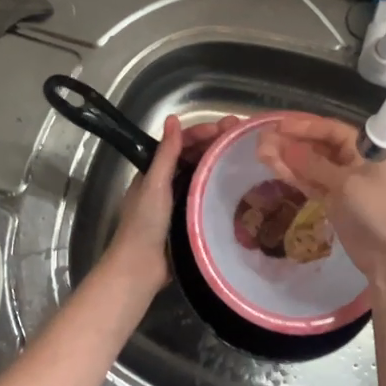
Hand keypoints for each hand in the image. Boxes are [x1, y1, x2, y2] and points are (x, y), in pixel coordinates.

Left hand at [107, 114, 244, 288]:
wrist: (140, 268)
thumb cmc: (145, 223)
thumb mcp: (155, 184)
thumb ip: (166, 153)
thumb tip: (172, 118)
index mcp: (155, 171)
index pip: (181, 143)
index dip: (202, 132)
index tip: (227, 127)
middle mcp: (166, 183)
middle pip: (193, 156)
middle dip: (215, 144)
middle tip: (242, 137)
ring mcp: (178, 201)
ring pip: (202, 175)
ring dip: (219, 163)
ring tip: (245, 156)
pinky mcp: (189, 219)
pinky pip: (206, 196)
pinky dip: (219, 187)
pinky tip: (238, 186)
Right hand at [255, 116, 385, 282]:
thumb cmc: (378, 210)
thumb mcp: (347, 183)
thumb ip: (315, 165)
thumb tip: (286, 147)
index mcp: (365, 150)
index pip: (331, 130)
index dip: (305, 126)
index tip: (280, 126)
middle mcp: (353, 163)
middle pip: (319, 147)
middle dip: (292, 143)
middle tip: (263, 141)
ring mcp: (343, 184)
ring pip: (311, 166)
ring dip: (288, 160)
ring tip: (261, 153)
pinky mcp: (335, 204)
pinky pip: (311, 184)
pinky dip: (294, 177)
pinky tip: (275, 169)